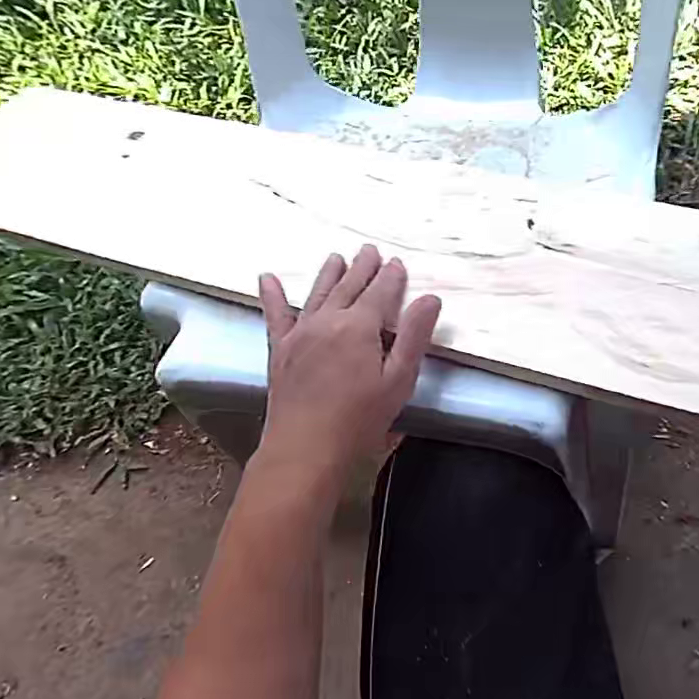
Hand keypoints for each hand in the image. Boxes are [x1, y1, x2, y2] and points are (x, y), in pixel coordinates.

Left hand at [255, 245, 441, 491]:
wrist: (306, 448)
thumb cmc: (361, 417)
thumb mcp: (400, 378)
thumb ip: (414, 335)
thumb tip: (430, 298)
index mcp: (359, 327)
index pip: (380, 293)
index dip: (392, 277)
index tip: (398, 262)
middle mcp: (327, 322)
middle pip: (349, 287)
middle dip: (363, 268)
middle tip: (370, 250)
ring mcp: (300, 334)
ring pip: (318, 294)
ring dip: (329, 273)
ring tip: (337, 257)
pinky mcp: (280, 350)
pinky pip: (275, 315)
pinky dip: (272, 295)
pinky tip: (267, 278)